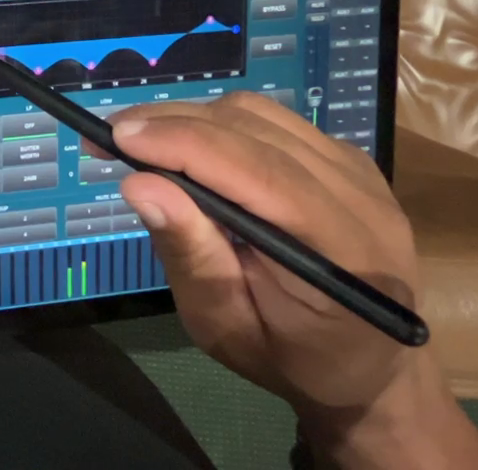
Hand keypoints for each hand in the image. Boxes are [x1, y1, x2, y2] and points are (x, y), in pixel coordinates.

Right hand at [104, 93, 477, 468]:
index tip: (117, 137)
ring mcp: (357, 169)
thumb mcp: (226, 326)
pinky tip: (186, 145)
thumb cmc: (290, 356)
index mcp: (343, 251)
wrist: (368, 365)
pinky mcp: (343, 155)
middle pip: (252, 129)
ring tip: (141, 139)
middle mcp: (360, 196)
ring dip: (189, 118)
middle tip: (110, 136)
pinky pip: (267, 117)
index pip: (258, 171)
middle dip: (171, 124)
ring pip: (255, 113)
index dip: (183, 144)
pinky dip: (215, 122)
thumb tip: (138, 185)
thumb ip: (190, 256)